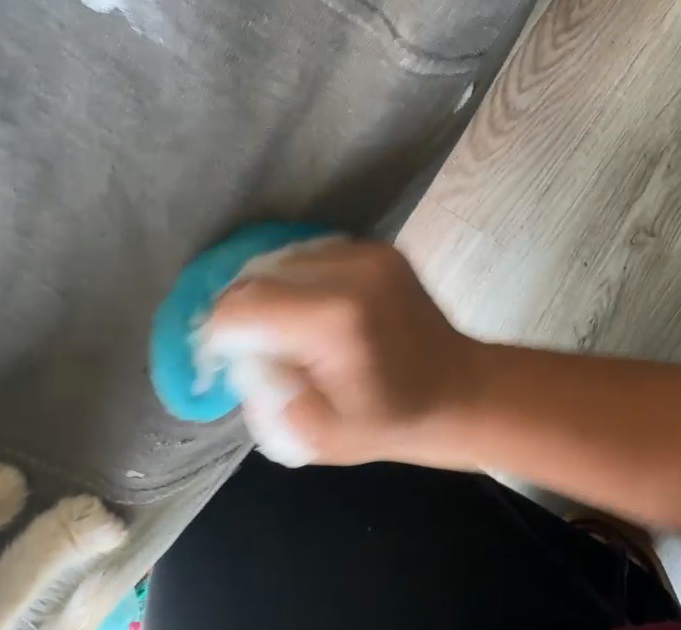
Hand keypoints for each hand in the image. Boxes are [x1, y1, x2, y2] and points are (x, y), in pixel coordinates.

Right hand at [204, 239, 481, 467]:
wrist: (456, 387)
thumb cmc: (387, 420)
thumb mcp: (312, 432)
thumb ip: (263, 389)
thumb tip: (236, 353)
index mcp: (333, 317)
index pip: (241, 304)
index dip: (223, 333)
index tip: (229, 358)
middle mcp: (352, 271)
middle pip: (260, 275)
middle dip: (245, 310)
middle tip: (253, 347)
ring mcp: (371, 254)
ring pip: (286, 259)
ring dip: (274, 291)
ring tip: (287, 330)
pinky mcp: (382, 249)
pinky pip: (317, 255)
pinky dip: (303, 280)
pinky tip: (314, 311)